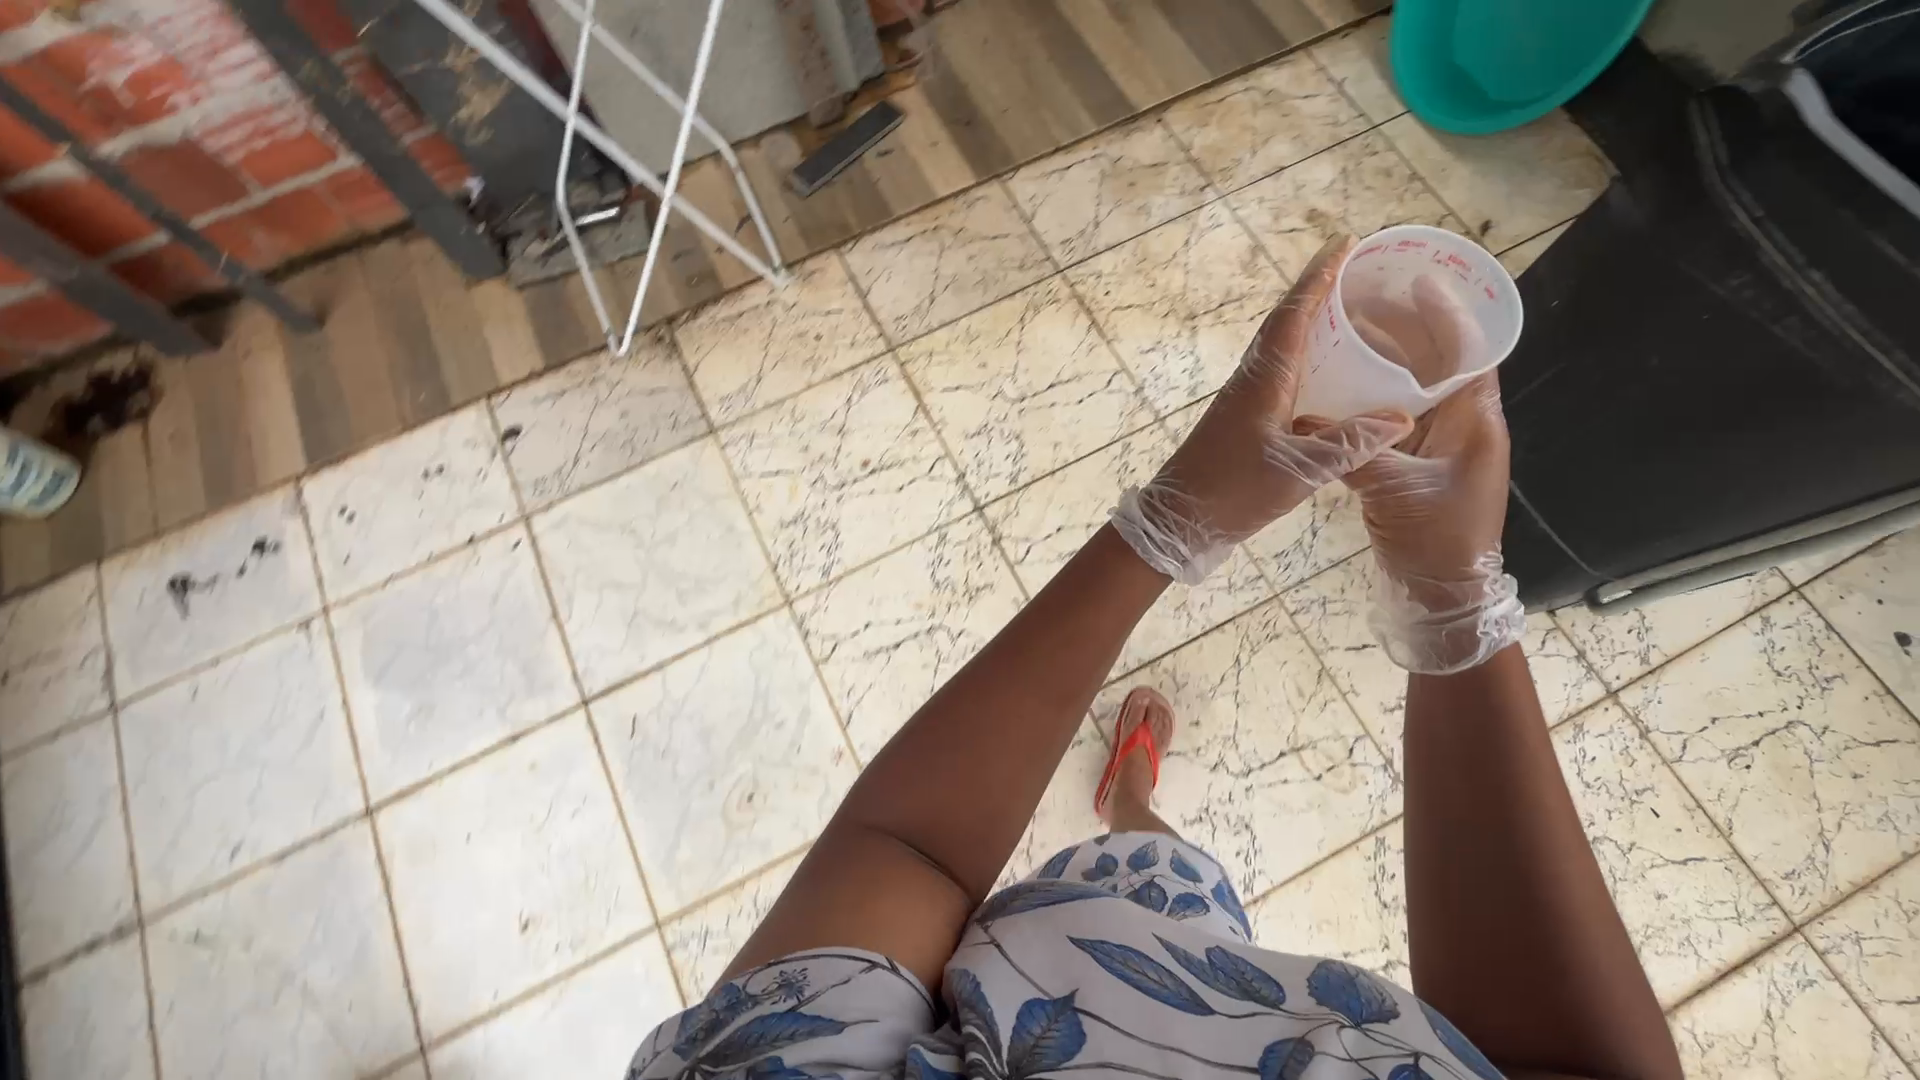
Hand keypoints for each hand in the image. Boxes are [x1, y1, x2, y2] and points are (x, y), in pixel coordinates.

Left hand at [1110, 235, 1414, 583]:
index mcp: (1263, 380)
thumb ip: (1350, 444)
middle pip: (1287, 324)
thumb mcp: (1298, 470)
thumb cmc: (1232, 492)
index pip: (1294, 315)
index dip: (1319, 278)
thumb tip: (1401, 418)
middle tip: (1359, 272)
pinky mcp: (1243, 420)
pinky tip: (1326, 375)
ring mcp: (1244, 400)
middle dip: (1320, 293)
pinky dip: (1305, 362)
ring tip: (1351, 312)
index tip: (1344, 243)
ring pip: (1282, 350)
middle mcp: (1251, 381)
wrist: (1178, 521)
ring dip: (1312, 325)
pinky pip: (1280, 376)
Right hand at [1338, 277, 1525, 672]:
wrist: (1445, 592)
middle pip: (1442, 362)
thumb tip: (1300, 425)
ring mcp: (1443, 446)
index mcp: (1474, 422)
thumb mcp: (1394, 492)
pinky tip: (1344, 396)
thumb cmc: (1436, 539)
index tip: (1416, 281)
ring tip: (1351, 339)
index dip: (1447, 313)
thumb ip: (1350, 454)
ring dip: (1391, 363)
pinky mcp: (1420, 465)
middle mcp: (1464, 426)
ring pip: (1419, 389)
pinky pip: (1399, 417)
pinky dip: (1376, 399)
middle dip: (1409, 330)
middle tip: (1366, 305)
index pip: (1469, 350)